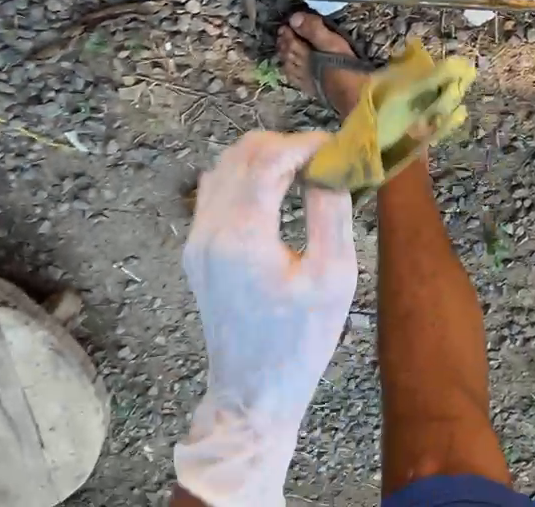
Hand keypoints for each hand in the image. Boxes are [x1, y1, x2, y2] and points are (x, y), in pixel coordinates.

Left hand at [176, 131, 357, 506]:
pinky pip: (217, 188)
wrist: (251, 393)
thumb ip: (331, 211)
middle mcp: (210, 230)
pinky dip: (249, 175)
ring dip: (266, 157)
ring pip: (226, 164)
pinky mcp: (197, 249)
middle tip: (324, 161)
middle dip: (287, 144)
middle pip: (242, 151)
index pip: (269, 157)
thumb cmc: (301, 339)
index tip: (337, 148)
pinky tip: (278, 192)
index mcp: (243, 236)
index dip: (306, 142)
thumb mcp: (334, 276)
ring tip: (304, 174)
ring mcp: (197, 239)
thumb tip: (332, 166)